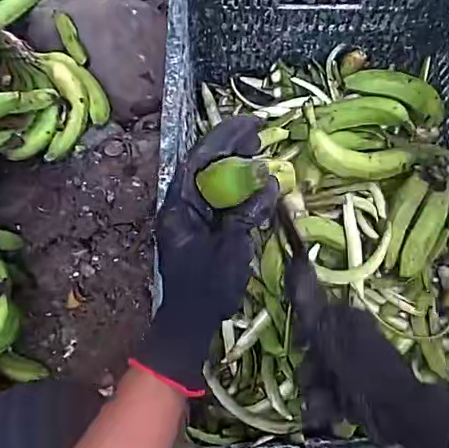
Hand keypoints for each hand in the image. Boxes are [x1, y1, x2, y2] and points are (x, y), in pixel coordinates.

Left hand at [137, 116, 278, 396]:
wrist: (190, 322)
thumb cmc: (208, 288)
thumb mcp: (232, 248)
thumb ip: (248, 213)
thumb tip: (268, 181)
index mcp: (180, 206)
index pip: (200, 160)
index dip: (225, 138)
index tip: (251, 125)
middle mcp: (181, 205)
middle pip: (205, 164)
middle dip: (231, 146)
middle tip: (259, 134)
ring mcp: (191, 216)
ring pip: (212, 179)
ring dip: (235, 164)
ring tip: (259, 151)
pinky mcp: (202, 227)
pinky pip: (219, 198)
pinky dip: (237, 187)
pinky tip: (255, 183)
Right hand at [288, 253, 448, 447]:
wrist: (397, 412)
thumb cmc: (364, 369)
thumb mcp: (332, 334)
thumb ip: (311, 303)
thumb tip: (297, 258)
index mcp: (348, 319)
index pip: (312, 319)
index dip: (302, 336)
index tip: (300, 347)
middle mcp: (350, 338)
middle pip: (313, 351)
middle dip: (310, 370)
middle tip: (316, 380)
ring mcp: (353, 366)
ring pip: (318, 376)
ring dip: (317, 391)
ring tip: (326, 403)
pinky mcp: (355, 391)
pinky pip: (329, 395)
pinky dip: (327, 406)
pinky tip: (332, 413)